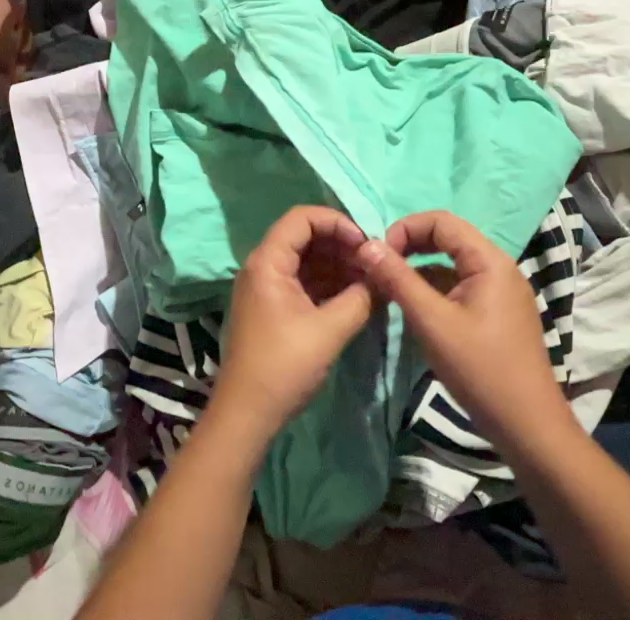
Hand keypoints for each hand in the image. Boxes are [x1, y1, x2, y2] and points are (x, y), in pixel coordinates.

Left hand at [209, 206, 375, 440]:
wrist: (248, 411)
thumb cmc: (285, 366)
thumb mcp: (329, 330)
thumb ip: (359, 298)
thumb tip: (381, 278)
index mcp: (268, 262)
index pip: (302, 218)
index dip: (337, 222)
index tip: (366, 244)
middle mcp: (263, 266)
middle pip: (304, 236)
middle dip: (341, 244)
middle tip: (373, 264)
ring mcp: (266, 287)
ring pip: (305, 260)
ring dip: (337, 265)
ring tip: (370, 281)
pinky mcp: (272, 307)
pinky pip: (303, 281)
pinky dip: (328, 283)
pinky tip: (355, 296)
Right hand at [353, 211, 572, 444]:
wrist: (527, 425)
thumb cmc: (479, 369)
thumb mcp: (431, 321)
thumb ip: (398, 279)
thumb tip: (366, 245)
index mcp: (489, 262)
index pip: (441, 221)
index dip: (405, 229)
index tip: (379, 256)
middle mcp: (499, 269)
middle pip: (448, 239)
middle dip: (410, 247)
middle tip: (381, 270)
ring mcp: (501, 292)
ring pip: (452, 265)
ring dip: (419, 270)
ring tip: (391, 292)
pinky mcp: (497, 314)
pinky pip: (460, 287)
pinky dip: (434, 291)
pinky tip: (415, 313)